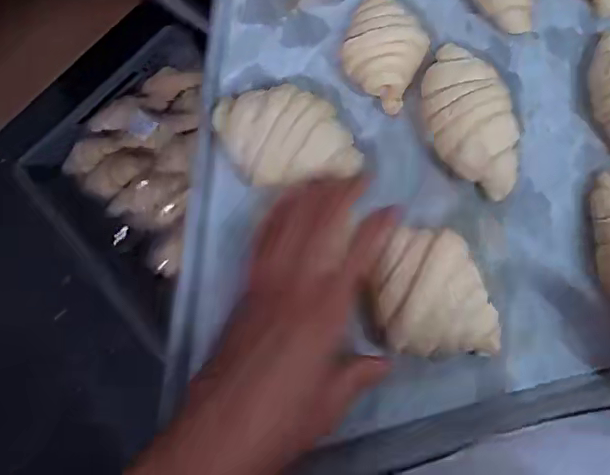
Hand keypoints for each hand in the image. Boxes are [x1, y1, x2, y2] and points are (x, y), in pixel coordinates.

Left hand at [130, 177, 395, 474]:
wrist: (215, 436)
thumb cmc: (281, 419)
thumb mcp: (330, 403)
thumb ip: (359, 375)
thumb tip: (385, 362)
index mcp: (328, 308)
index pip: (361, 250)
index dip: (380, 223)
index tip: (395, 206)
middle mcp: (299, 284)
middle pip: (323, 221)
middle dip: (344, 191)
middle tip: (363, 173)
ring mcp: (268, 282)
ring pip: (291, 222)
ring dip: (310, 193)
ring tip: (328, 173)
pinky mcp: (246, 289)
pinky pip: (262, 240)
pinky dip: (275, 214)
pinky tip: (285, 200)